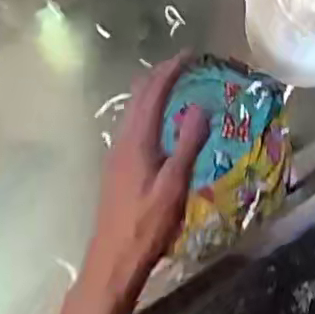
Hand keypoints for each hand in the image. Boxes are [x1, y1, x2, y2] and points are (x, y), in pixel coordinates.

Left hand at [61, 52, 209, 313]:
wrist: (112, 259)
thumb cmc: (147, 223)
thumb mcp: (175, 184)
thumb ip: (189, 142)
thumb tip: (202, 105)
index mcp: (138, 136)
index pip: (154, 89)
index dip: (171, 68)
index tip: (190, 54)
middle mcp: (123, 136)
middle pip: (140, 92)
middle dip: (161, 72)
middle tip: (184, 63)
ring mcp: (117, 149)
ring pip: (134, 105)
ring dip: (152, 88)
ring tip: (174, 83)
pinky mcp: (116, 163)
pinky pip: (133, 119)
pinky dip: (148, 105)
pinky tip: (159, 119)